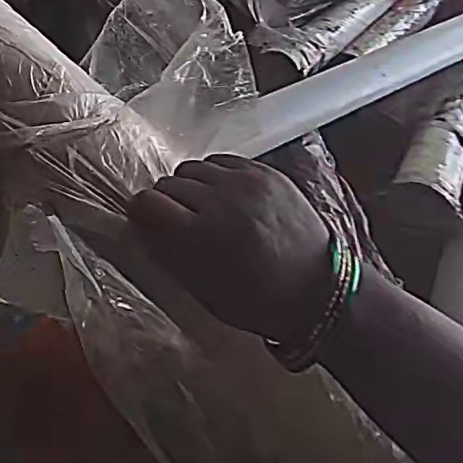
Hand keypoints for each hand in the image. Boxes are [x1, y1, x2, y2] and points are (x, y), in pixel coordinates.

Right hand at [127, 155, 331, 343]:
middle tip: (179, 220)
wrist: (324, 292)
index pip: (149, 203)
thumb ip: (167, 254)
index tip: (145, 219)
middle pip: (169, 183)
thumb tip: (139, 225)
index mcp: (201, 236)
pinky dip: (215, 177)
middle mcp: (219, 200)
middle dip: (167, 202)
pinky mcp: (263, 171)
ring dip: (190, 186)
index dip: (141, 211)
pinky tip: (225, 196)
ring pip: (192, 168)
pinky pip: (220, 161)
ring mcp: (244, 181)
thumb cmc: (260, 302)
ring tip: (204, 207)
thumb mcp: (206, 292)